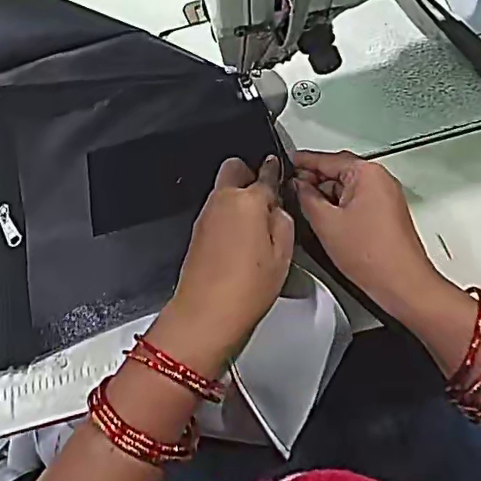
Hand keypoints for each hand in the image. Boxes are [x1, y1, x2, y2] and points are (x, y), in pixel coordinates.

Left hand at [151, 157, 294, 375]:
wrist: (207, 312)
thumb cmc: (244, 289)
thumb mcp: (283, 255)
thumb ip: (284, 222)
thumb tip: (278, 211)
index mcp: (247, 200)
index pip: (265, 173)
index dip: (274, 171)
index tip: (275, 168)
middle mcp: (221, 200)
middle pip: (234, 168)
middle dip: (248, 174)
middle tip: (264, 193)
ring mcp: (206, 214)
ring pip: (222, 189)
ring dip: (237, 196)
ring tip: (256, 224)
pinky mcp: (197, 230)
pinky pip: (215, 210)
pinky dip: (227, 215)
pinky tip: (241, 239)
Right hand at [291, 150, 455, 319]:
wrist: (402, 285)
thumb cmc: (375, 257)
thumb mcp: (324, 222)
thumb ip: (305, 196)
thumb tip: (298, 185)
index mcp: (368, 174)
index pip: (327, 159)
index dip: (303, 162)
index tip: (289, 162)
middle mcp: (381, 180)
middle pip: (338, 171)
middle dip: (314, 181)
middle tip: (292, 189)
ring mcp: (386, 197)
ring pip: (346, 188)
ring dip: (326, 197)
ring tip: (309, 212)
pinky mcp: (386, 213)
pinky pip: (357, 201)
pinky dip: (340, 208)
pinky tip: (328, 223)